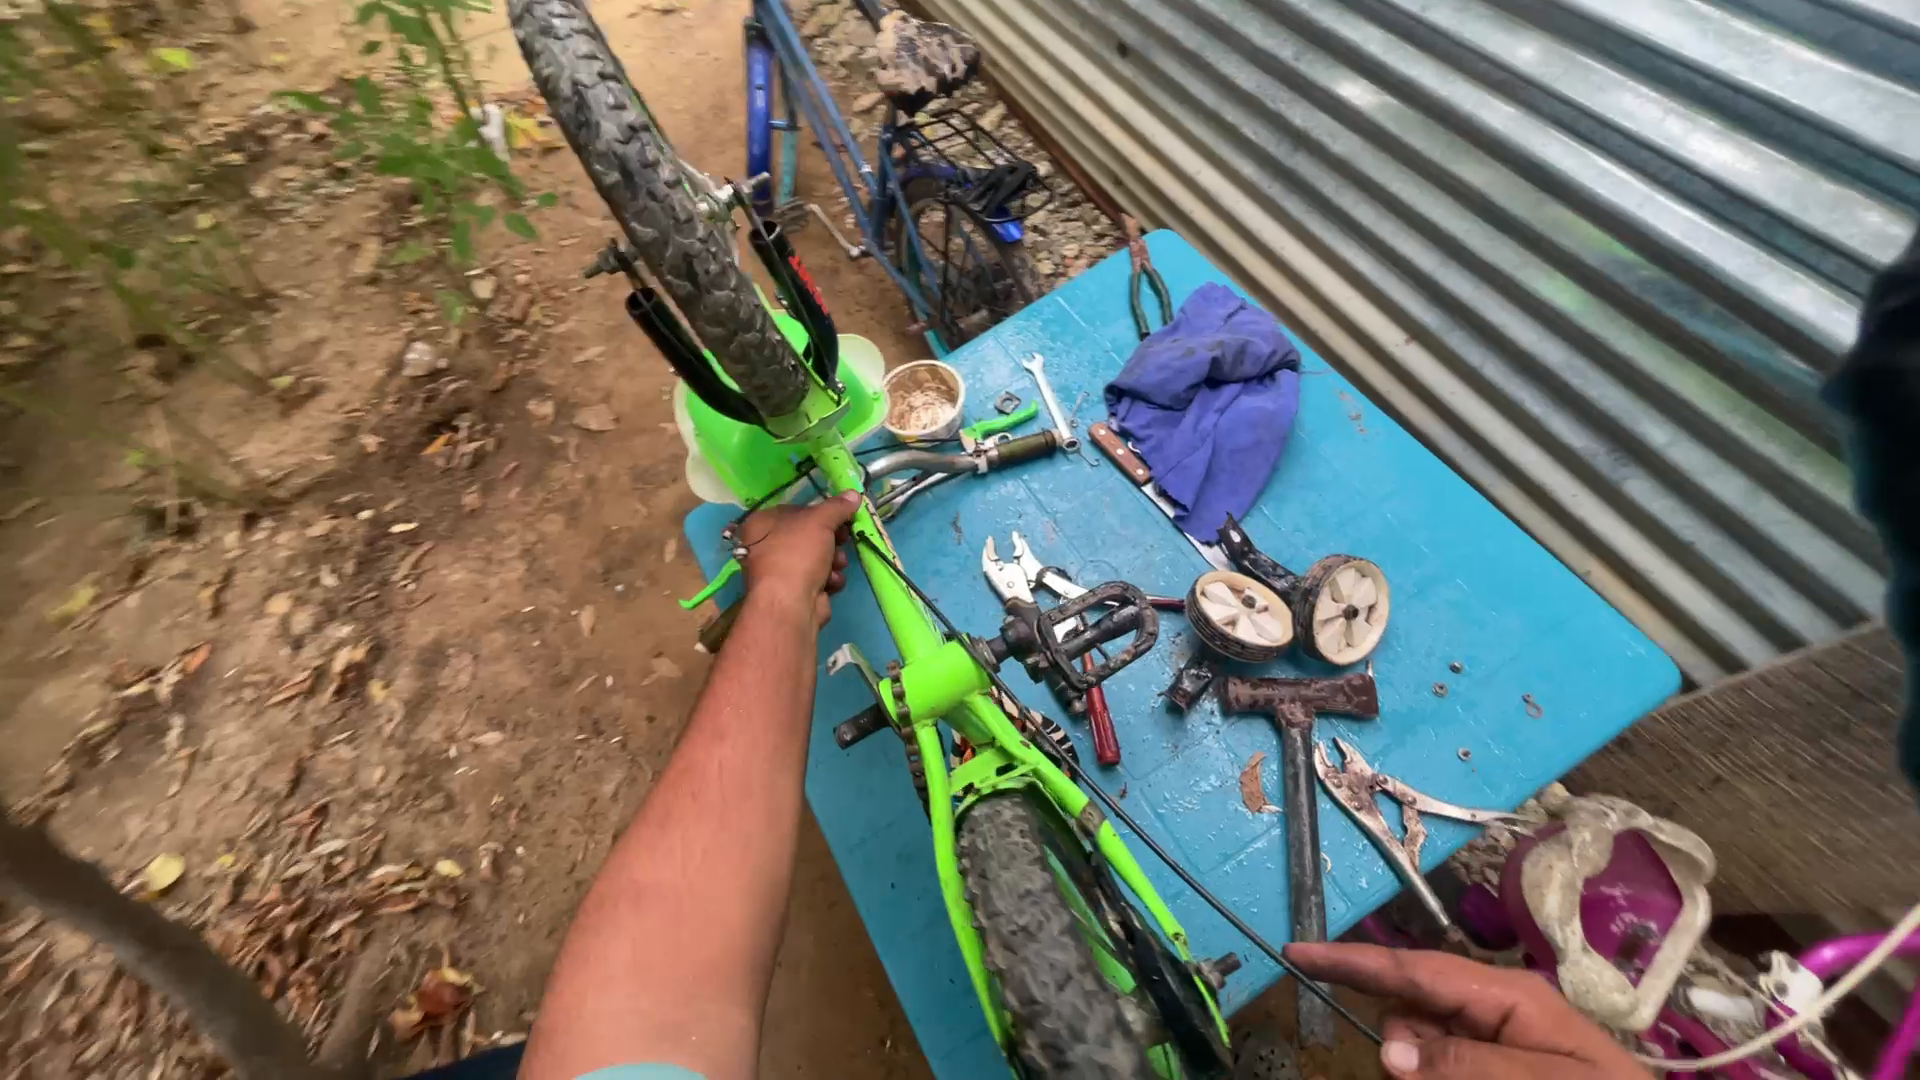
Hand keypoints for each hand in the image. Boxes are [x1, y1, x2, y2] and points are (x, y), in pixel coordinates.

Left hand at [736, 492, 858, 626]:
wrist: (791, 603)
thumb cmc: (798, 553)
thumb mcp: (820, 520)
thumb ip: (837, 506)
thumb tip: (854, 493)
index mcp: (761, 524)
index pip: (796, 511)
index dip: (821, 513)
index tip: (842, 516)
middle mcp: (765, 547)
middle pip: (809, 536)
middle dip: (832, 540)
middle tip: (844, 539)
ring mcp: (780, 572)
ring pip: (817, 558)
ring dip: (834, 560)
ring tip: (837, 565)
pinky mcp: (794, 592)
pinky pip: (818, 578)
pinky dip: (828, 579)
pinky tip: (831, 582)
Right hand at [1283, 943, 1652, 1079]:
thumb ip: (1468, 1066)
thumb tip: (1392, 1052)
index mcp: (1506, 995)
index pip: (1410, 968)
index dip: (1349, 959)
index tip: (1296, 954)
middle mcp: (1494, 1005)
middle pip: (1411, 1006)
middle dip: (1400, 1041)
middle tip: (1415, 1078)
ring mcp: (1497, 1035)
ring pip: (1422, 1040)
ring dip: (1422, 1067)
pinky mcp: (1498, 1063)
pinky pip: (1444, 1063)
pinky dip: (1435, 1073)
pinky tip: (1446, 1078)